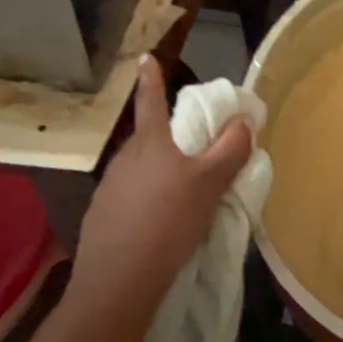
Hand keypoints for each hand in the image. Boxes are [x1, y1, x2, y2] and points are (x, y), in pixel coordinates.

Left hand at [40, 56, 252, 341]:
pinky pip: (129, 199)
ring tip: (180, 193)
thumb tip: (242, 120)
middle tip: (193, 148)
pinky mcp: (101, 219)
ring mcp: (108, 190)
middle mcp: (124, 159)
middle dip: (168, 138)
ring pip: (139, 170)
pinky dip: (145, 202)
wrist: (117, 284)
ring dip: (158, 173)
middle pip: (150, 138)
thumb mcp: (211, 183)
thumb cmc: (167, 221)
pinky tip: (159, 222)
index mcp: (150, 143)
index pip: (151, 100)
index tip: (144, 57)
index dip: (151, 78)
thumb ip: (231, 148)